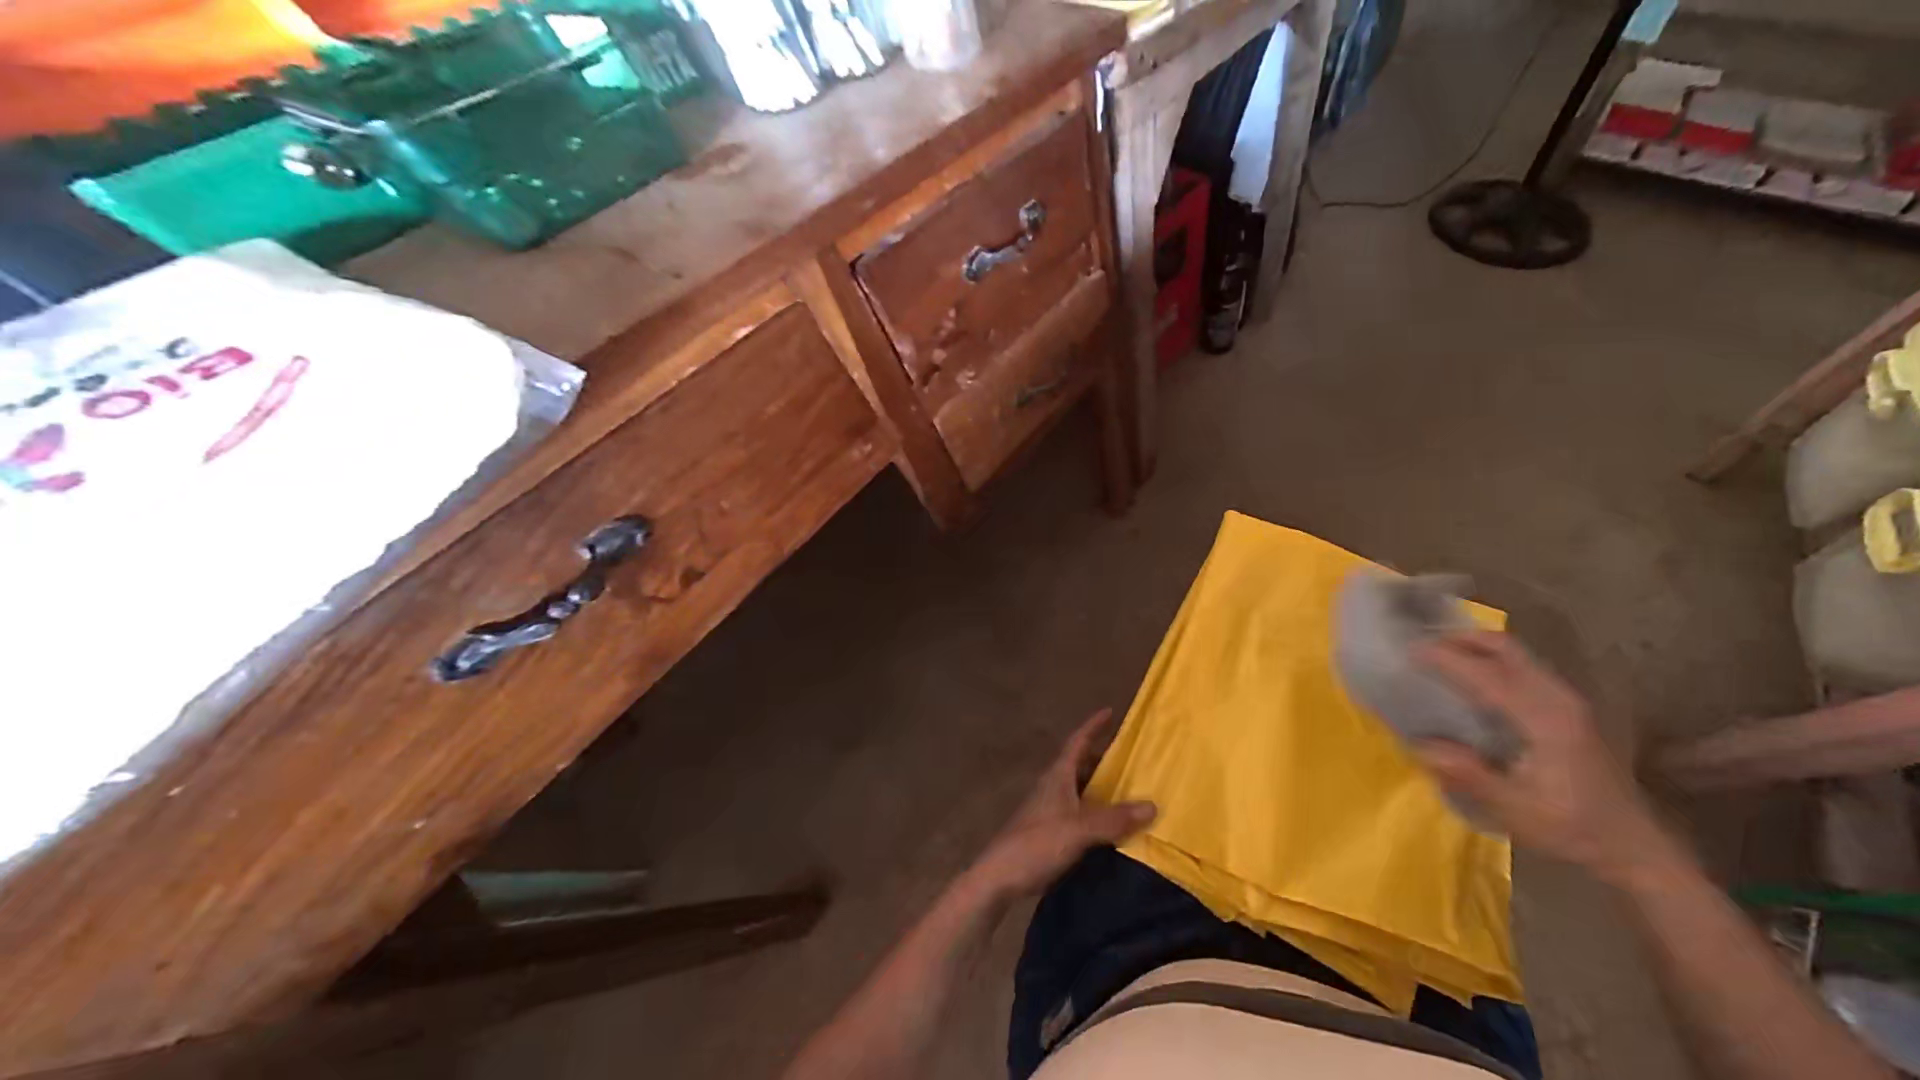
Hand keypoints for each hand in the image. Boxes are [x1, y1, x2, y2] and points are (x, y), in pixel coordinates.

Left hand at [968, 709, 1156, 900]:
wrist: (1000, 877)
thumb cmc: (1037, 844)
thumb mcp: (1079, 830)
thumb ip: (1113, 819)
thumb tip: (1152, 805)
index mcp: (1057, 777)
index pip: (1077, 742)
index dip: (1092, 726)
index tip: (1110, 712)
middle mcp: (1053, 788)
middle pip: (1080, 764)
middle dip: (1104, 758)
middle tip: (1133, 759)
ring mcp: (1050, 810)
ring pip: (1081, 789)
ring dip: (1102, 787)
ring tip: (1131, 791)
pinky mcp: (1051, 831)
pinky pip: (1080, 812)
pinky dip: (1097, 811)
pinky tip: (1113, 825)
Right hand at [1415, 632, 1664, 881]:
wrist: (1633, 846)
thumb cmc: (1572, 828)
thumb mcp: (1516, 810)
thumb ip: (1468, 774)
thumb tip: (1420, 744)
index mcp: (1547, 719)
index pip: (1489, 674)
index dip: (1447, 658)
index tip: (1408, 651)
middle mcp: (1560, 700)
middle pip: (1506, 649)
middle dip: (1460, 640)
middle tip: (1421, 647)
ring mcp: (1569, 701)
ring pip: (1516, 655)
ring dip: (1475, 648)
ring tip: (1439, 659)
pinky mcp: (1569, 709)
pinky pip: (1523, 668)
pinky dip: (1491, 661)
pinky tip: (1472, 680)